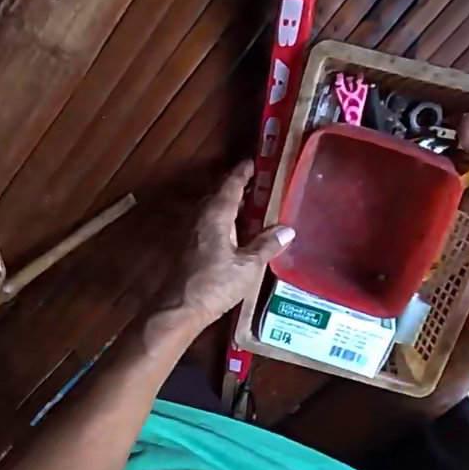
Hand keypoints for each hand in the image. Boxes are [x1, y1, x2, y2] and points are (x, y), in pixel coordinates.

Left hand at [156, 160, 293, 334]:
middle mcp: (200, 217)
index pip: (231, 185)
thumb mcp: (248, 266)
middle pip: (218, 194)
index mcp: (216, 214)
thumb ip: (266, 245)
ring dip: (228, 204)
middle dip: (236, 187)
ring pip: (211, 210)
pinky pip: (208, 224)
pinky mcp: (188, 247)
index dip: (243, 172)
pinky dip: (222, 220)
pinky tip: (234, 232)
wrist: (180, 308)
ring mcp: (190, 232)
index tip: (254, 161)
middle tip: (258, 184)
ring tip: (249, 205)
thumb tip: (287, 229)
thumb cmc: (215, 284)